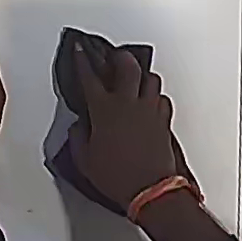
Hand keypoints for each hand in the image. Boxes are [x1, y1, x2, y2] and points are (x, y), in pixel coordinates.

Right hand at [70, 43, 180, 209]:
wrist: (150, 190)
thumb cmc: (118, 176)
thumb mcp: (85, 160)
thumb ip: (78, 138)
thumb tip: (78, 127)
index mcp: (105, 110)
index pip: (90, 77)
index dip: (82, 60)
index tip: (80, 50)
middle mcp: (128, 104)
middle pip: (128, 66)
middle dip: (120, 56)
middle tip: (114, 56)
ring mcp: (149, 110)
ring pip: (150, 78)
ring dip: (141, 75)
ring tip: (135, 76)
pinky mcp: (163, 121)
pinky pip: (162, 99)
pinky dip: (155, 96)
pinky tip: (150, 101)